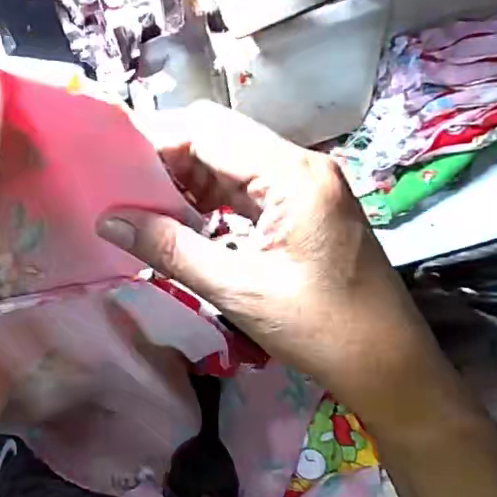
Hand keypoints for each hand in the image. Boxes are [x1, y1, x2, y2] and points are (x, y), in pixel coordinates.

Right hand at [95, 103, 441, 405]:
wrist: (388, 365)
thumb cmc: (320, 329)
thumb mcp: (237, 289)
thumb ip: (169, 248)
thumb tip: (108, 220)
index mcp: (292, 175)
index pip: (209, 131)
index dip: (157, 141)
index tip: (112, 164)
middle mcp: (301, 165)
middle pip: (219, 136)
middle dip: (167, 156)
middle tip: (122, 186)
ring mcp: (305, 183)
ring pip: (229, 158)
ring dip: (186, 177)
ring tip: (143, 205)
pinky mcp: (303, 204)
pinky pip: (245, 184)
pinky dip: (209, 196)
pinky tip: (182, 219)